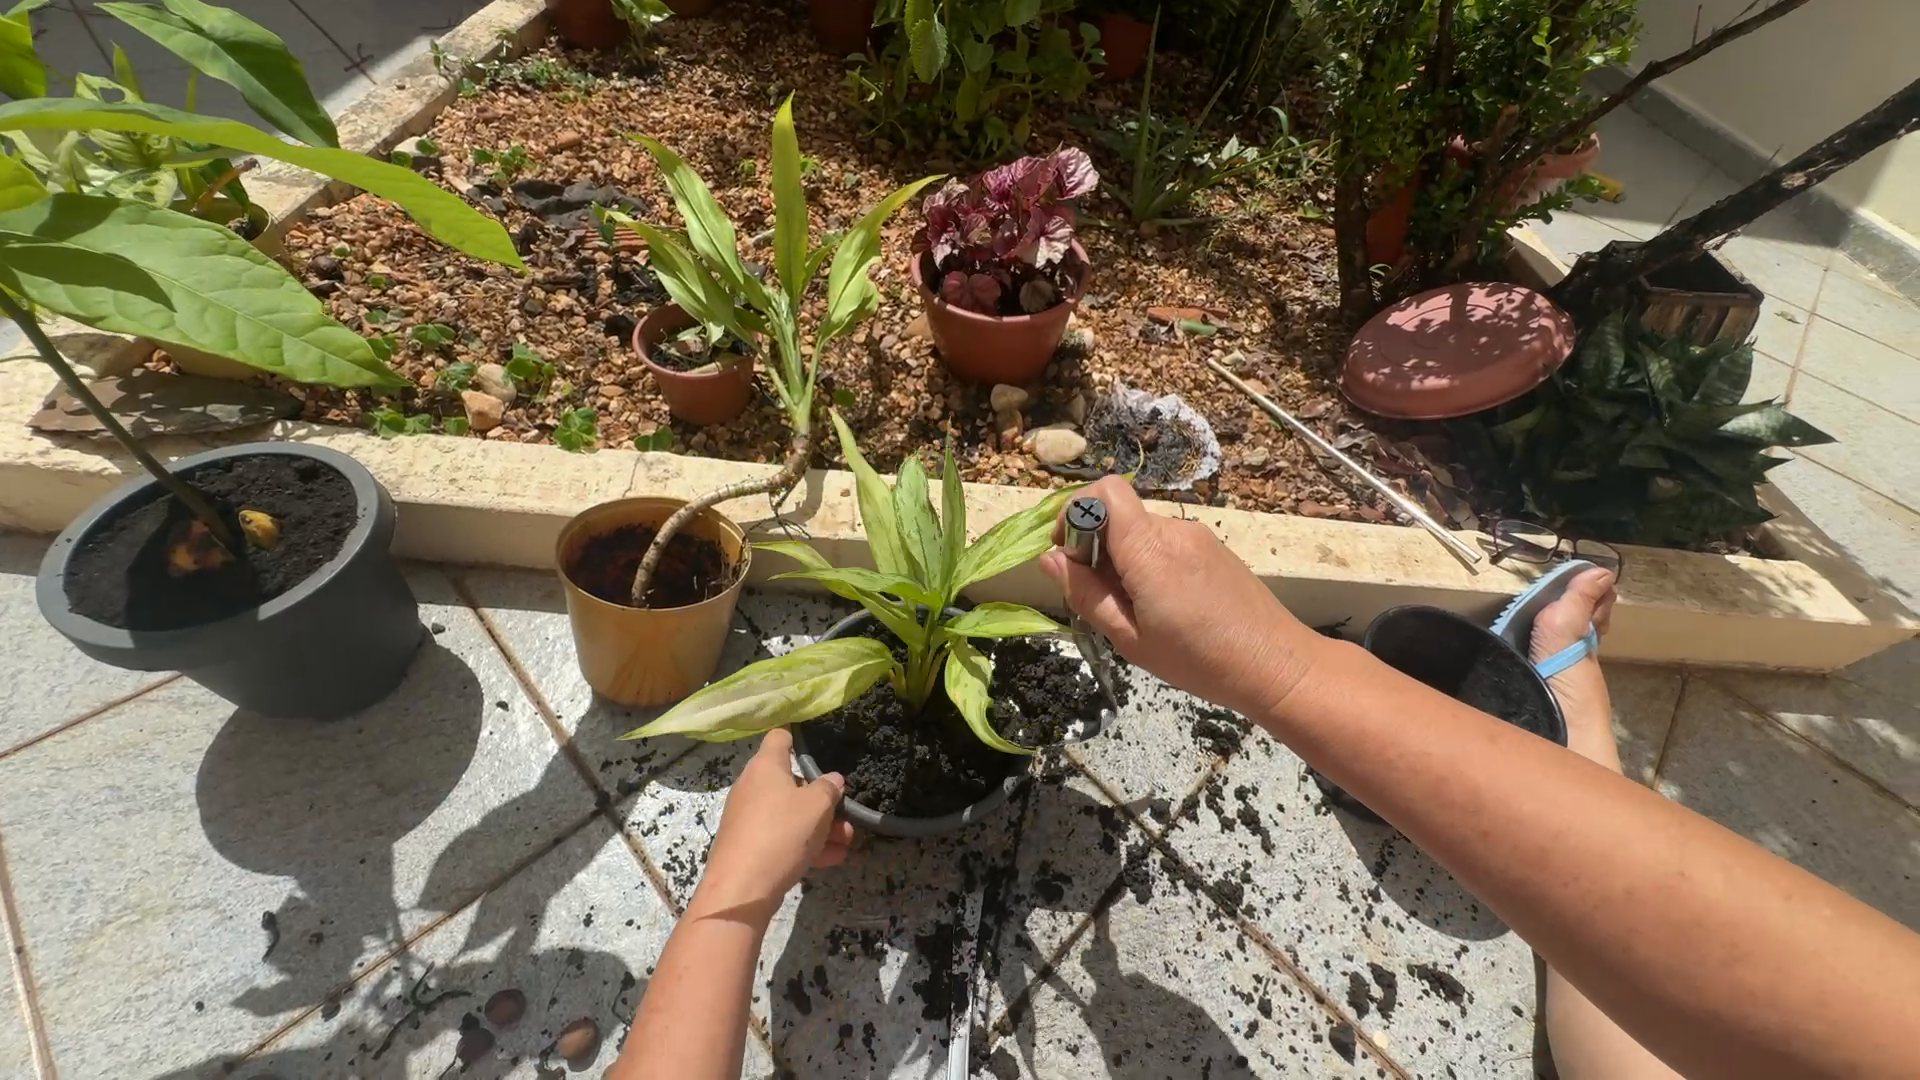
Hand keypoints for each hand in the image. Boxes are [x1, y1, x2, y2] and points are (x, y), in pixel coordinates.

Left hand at [690, 728, 853, 923]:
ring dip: (820, 826)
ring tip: (846, 842)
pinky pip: (782, 837)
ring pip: (790, 814)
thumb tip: (832, 780)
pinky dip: (804, 845)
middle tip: (846, 814)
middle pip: (792, 782)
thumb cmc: (781, 833)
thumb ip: (830, 788)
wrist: (741, 890)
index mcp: (766, 765)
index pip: (780, 736)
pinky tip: (831, 859)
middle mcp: (753, 786)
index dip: (799, 738)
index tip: (819, 745)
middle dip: (822, 799)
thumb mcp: (818, 805)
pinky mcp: (748, 846)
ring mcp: (748, 818)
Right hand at [1039, 476, 1323, 716]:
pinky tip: (1164, 605)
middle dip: (1095, 546)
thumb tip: (1048, 558)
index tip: (1068, 555)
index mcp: (1148, 550)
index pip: (1102, 493)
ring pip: (1139, 531)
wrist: (1277, 666)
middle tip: (1101, 597)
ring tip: (1136, 609)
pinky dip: (1147, 563)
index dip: (1074, 512)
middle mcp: (1172, 530)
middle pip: (1117, 515)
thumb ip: (1085, 594)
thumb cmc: (1198, 660)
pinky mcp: (1212, 547)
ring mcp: (1196, 535)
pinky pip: (1164, 542)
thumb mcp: (1129, 638)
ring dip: (1122, 559)